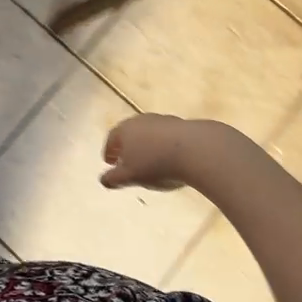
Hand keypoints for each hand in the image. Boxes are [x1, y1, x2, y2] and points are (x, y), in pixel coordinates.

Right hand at [101, 114, 250, 190]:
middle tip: (128, 160)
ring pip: (151, 134)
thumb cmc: (156, 163)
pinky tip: (173, 159)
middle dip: (129, 147)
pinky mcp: (186, 126)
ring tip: (152, 160)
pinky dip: (167, 147)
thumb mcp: (130, 176)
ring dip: (149, 146)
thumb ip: (114, 178)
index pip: (112, 138)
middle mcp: (142, 121)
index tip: (109, 162)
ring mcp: (165, 122)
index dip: (109, 151)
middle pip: (131, 133)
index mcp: (125, 130)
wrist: (198, 150)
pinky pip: (171, 138)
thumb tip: (103, 180)